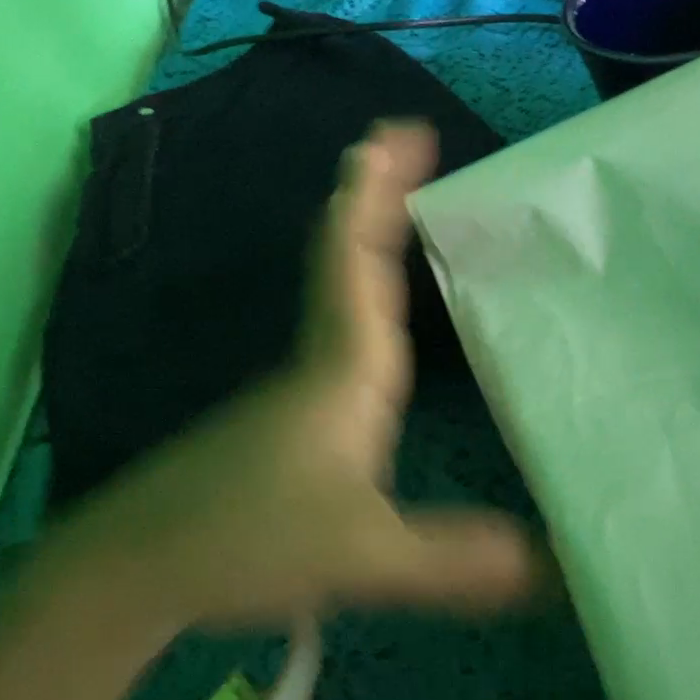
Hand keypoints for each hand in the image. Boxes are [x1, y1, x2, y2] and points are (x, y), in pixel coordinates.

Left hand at [0, 122, 540, 699]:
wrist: (138, 565)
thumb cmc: (247, 536)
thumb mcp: (362, 554)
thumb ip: (456, 558)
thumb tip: (562, 565)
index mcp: (343, 362)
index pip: (357, 258)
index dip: (378, 194)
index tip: (400, 134)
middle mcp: (321, 352)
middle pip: (345, 250)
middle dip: (376, 190)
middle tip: (409, 138)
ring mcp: (299, 378)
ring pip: (336, 280)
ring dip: (367, 228)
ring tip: (405, 196)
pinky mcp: (290, 406)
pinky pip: (334, 315)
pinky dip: (359, 278)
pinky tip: (379, 301)